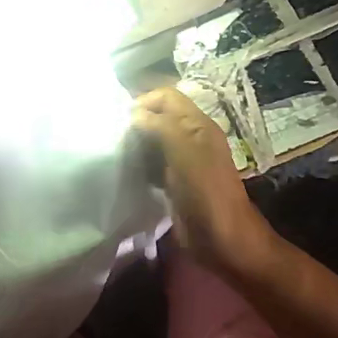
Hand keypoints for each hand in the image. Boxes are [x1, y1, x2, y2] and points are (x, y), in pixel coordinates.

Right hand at [132, 87, 281, 280]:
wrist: (224, 241)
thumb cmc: (207, 193)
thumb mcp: (186, 153)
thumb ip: (161, 127)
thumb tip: (133, 113)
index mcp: (198, 125)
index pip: (167, 97)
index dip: (144, 101)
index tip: (120, 119)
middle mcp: (190, 138)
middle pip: (158, 116)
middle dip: (136, 121)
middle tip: (113, 136)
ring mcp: (182, 162)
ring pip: (153, 140)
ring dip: (135, 142)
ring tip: (115, 152)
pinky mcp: (173, 183)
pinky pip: (151, 164)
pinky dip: (137, 163)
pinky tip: (124, 171)